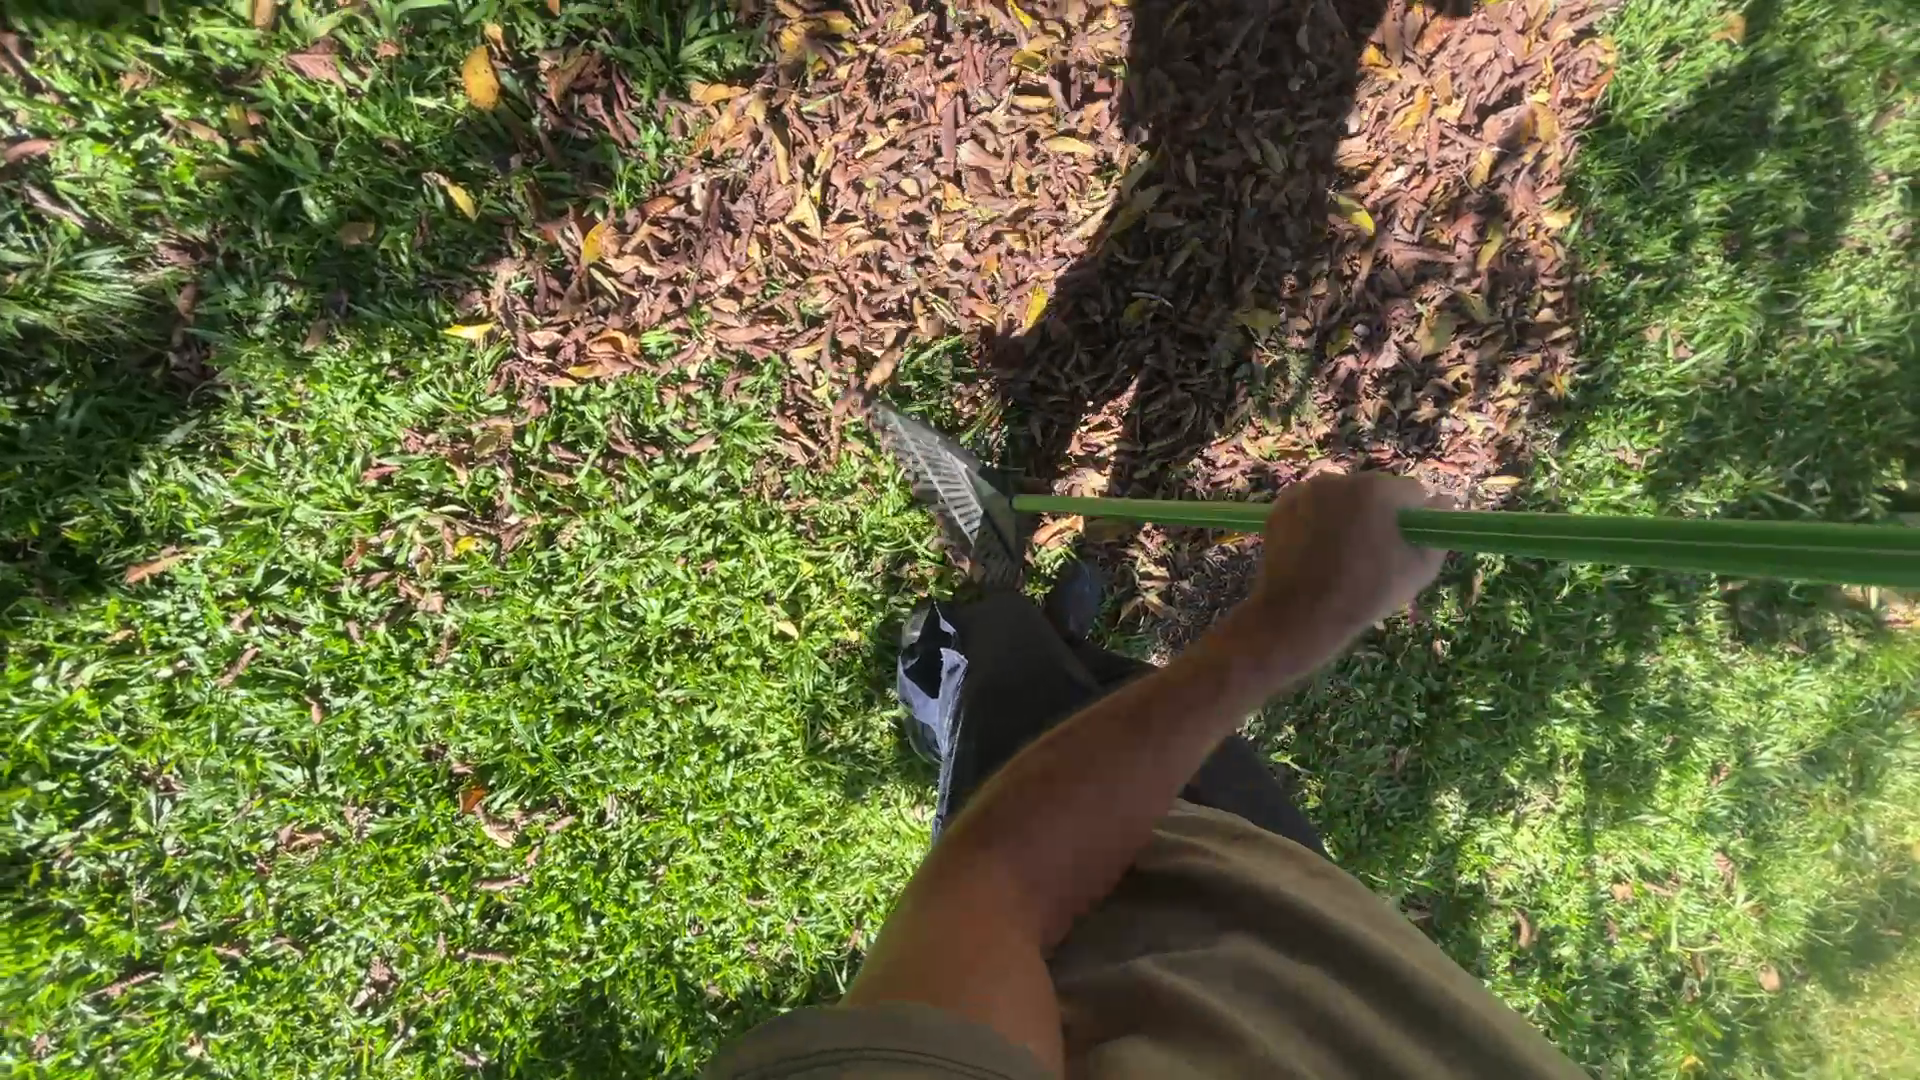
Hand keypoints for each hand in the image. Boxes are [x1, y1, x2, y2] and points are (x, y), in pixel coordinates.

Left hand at [1228, 471, 1446, 675]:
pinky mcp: (1278, 509)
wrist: (1300, 612)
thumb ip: (1437, 531)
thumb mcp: (1420, 567)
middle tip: (1371, 552)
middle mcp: (1337, 480)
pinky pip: (1310, 507)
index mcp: (1376, 489)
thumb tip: (1442, 503)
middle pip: (1372, 491)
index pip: (1410, 493)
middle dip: (1377, 514)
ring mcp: (1303, 493)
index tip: (1404, 543)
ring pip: (1339, 498)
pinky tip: (1315, 549)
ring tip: (1341, 553)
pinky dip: (1316, 521)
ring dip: (1345, 515)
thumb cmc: (1366, 591)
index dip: (1412, 518)